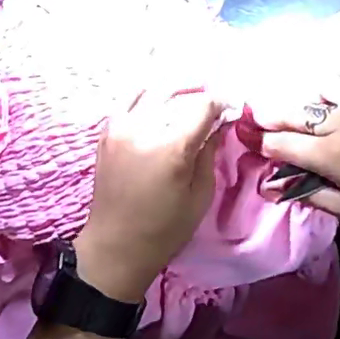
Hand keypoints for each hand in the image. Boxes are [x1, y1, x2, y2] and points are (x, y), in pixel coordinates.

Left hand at [75, 87, 227, 300]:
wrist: (115, 246)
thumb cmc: (165, 229)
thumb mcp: (200, 194)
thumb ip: (210, 152)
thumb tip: (221, 123)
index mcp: (172, 148)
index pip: (203, 105)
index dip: (222, 103)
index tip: (231, 108)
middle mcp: (145, 129)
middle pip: (180, 94)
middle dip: (200, 96)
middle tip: (213, 106)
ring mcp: (122, 127)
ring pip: (155, 92)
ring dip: (176, 92)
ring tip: (189, 100)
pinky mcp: (108, 132)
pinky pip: (130, 100)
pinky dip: (149, 97)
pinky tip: (161, 103)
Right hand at [250, 78, 339, 266]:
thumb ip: (314, 194)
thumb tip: (275, 187)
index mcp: (337, 155)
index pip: (282, 142)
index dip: (260, 142)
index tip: (249, 140)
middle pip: (294, 108)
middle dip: (272, 115)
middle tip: (263, 120)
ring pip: (324, 85)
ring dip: (309, 99)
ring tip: (310, 114)